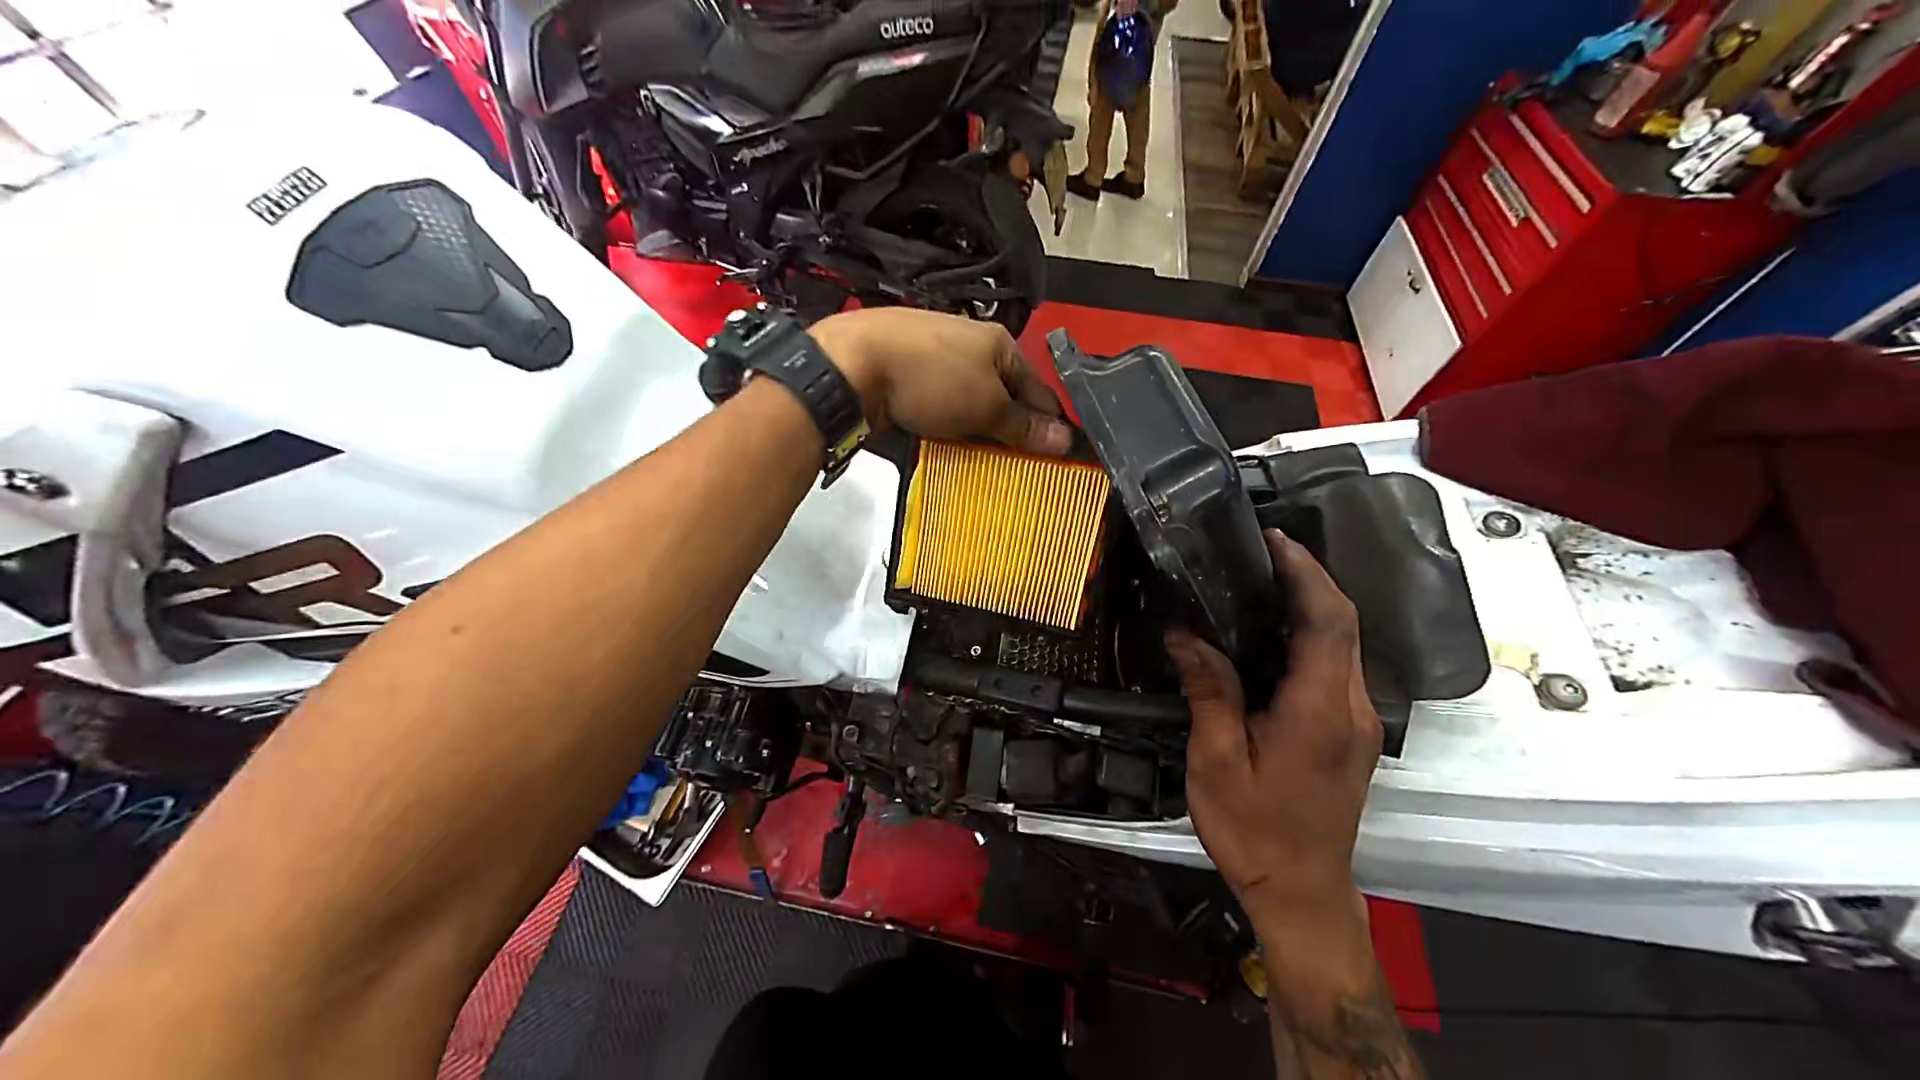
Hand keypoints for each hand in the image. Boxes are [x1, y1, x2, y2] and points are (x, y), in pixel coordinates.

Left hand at [808, 308, 1072, 455]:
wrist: (853, 367)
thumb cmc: (926, 374)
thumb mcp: (986, 407)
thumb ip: (1024, 425)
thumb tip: (1063, 438)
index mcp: (999, 343)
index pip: (1039, 388)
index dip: (1049, 422)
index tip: (1056, 452)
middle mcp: (969, 346)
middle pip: (1002, 395)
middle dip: (1009, 428)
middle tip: (1017, 461)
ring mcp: (935, 359)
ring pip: (968, 403)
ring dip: (975, 430)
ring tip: (979, 457)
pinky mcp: (907, 377)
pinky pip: (938, 407)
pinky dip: (945, 426)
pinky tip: (943, 441)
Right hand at [1166, 530, 1382, 937]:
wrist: (1300, 889)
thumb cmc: (1254, 830)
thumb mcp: (1215, 761)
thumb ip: (1209, 692)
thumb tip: (1186, 635)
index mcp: (1319, 711)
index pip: (1328, 622)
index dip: (1306, 574)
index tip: (1276, 541)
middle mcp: (1351, 708)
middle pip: (1344, 625)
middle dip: (1310, 578)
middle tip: (1263, 551)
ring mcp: (1357, 721)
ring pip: (1344, 643)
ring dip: (1313, 604)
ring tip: (1265, 579)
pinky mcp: (1350, 732)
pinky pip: (1336, 666)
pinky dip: (1312, 634)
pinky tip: (1274, 631)